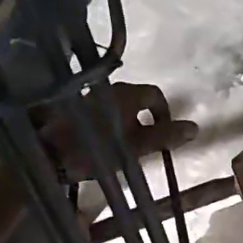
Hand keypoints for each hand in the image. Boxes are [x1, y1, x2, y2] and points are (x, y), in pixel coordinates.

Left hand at [38, 82, 197, 181]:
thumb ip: (164, 136)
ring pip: (119, 106)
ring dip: (127, 123)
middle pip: (137, 100)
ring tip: (124, 147)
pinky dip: (109, 124)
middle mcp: (111, 89)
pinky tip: (102, 144)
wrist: (48, 154)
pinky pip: (102, 112)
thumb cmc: (96, 149)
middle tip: (144, 145)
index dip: (165, 114)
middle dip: (145, 120)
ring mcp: (91, 97)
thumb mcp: (136, 146)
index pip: (156, 95)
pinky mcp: (76, 109)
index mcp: (128, 93)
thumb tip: (194, 127)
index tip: (164, 135)